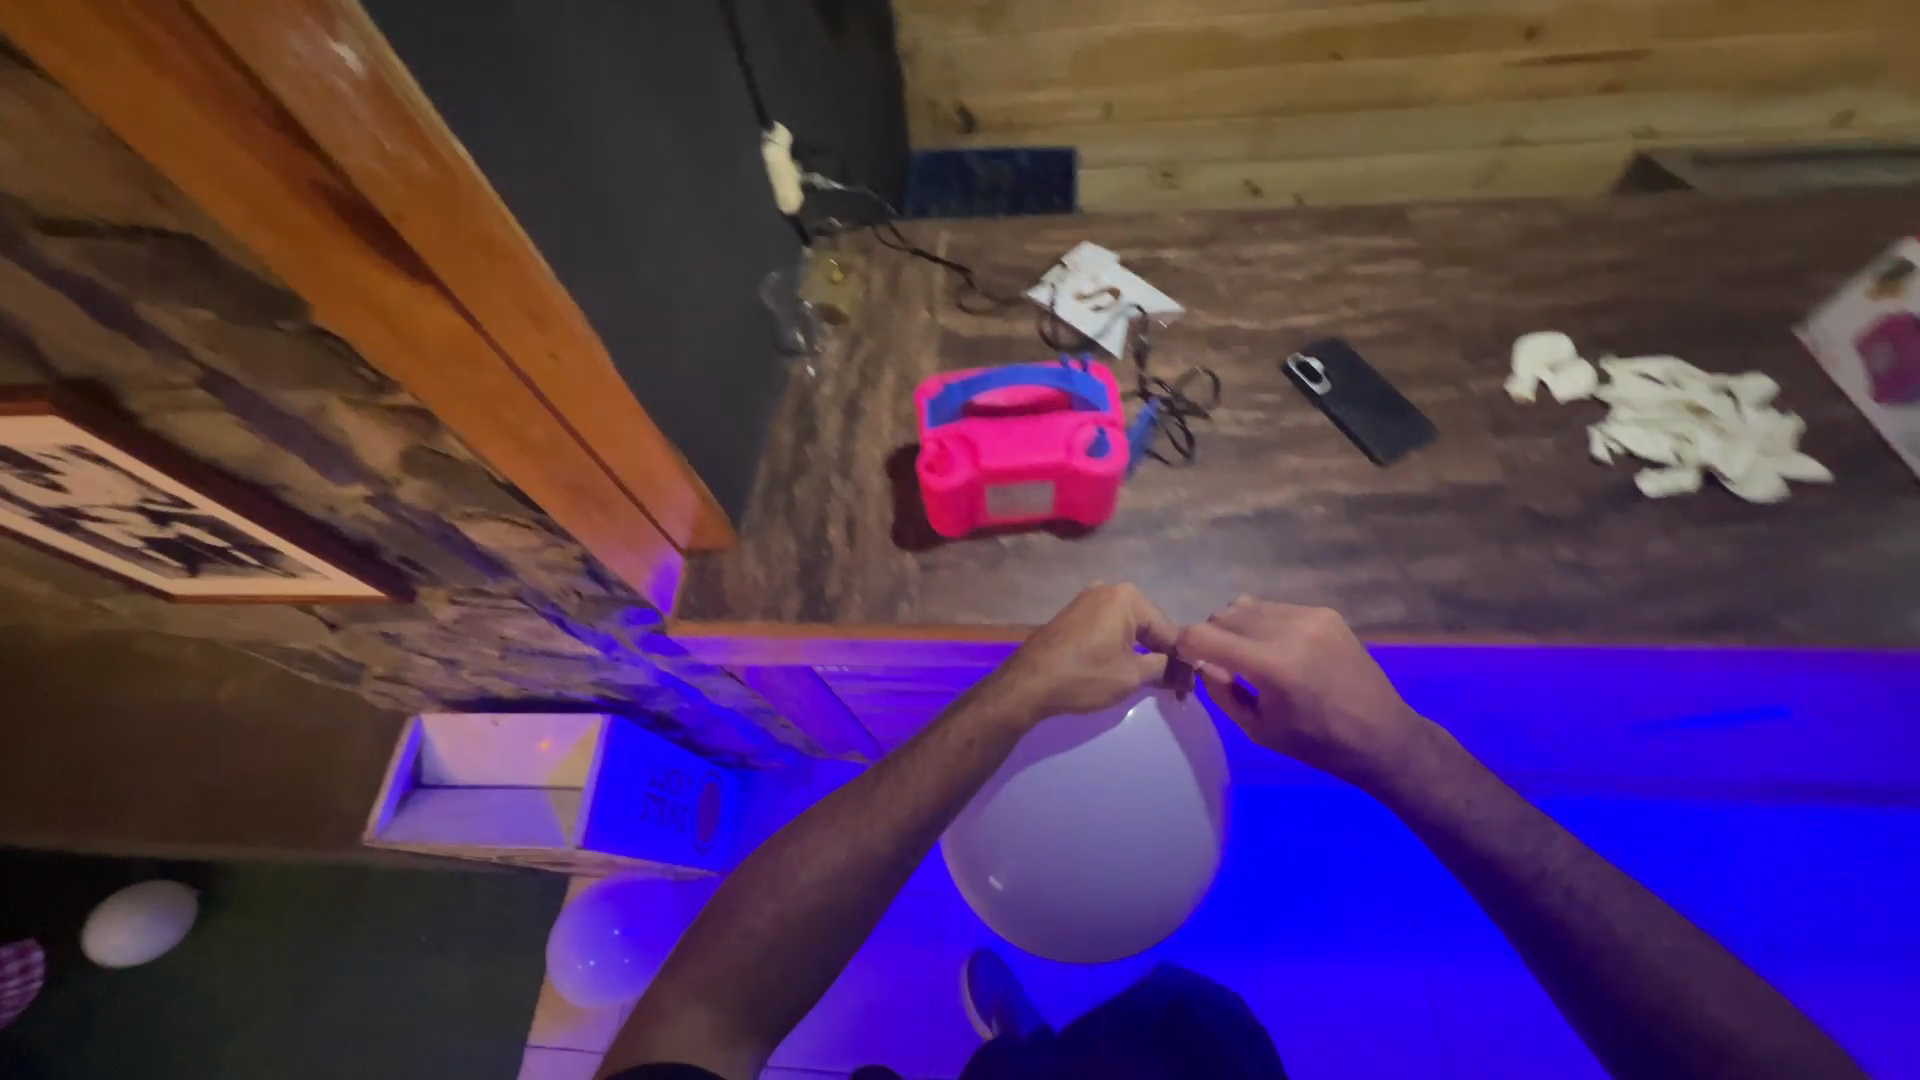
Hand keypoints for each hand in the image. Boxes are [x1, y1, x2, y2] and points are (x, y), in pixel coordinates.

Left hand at [985, 583, 1180, 724]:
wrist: (1028, 683)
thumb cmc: (1085, 675)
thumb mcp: (1132, 675)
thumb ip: (1164, 668)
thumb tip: (1186, 673)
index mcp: (1127, 597)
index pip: (1169, 629)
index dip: (1182, 660)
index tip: (1190, 686)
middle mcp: (1108, 589)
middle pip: (1149, 625)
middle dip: (1162, 654)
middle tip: (1174, 687)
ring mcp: (1087, 599)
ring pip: (1128, 627)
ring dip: (1142, 652)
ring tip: (1153, 681)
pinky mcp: (1073, 614)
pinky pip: (1108, 628)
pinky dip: (1120, 646)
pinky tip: (1125, 667)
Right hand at [1174, 599, 1429, 786]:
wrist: (1384, 736)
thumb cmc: (1316, 743)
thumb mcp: (1257, 728)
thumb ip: (1221, 691)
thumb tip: (1200, 661)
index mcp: (1271, 665)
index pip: (1202, 635)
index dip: (1183, 645)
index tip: (1185, 659)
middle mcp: (1288, 630)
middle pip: (1221, 616)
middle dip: (1210, 637)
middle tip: (1219, 663)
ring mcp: (1309, 616)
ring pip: (1244, 606)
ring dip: (1234, 627)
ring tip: (1247, 654)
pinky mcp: (1324, 612)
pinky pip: (1273, 608)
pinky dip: (1261, 624)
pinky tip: (1276, 648)